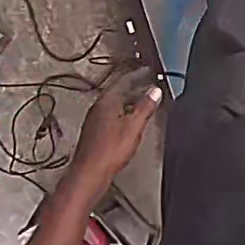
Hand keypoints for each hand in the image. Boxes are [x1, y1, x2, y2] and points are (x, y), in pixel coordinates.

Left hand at [67, 66, 162, 186]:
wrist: (90, 173)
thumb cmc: (108, 151)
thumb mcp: (134, 126)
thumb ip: (145, 107)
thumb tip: (155, 92)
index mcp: (107, 102)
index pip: (123, 81)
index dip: (138, 75)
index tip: (147, 71)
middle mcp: (98, 108)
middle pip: (118, 91)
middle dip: (134, 86)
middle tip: (147, 83)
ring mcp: (94, 120)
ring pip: (114, 103)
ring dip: (128, 100)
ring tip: (142, 101)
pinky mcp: (95, 132)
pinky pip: (111, 114)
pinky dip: (122, 112)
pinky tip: (129, 121)